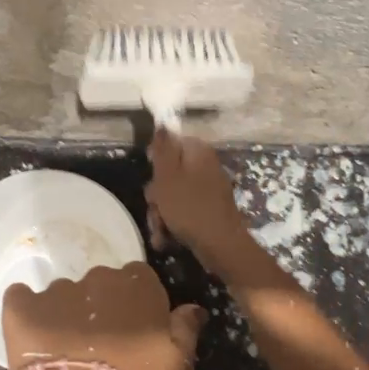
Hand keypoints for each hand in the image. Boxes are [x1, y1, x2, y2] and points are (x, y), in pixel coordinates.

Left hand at [2, 263, 204, 369]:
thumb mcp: (180, 367)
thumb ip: (185, 330)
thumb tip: (192, 308)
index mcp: (138, 286)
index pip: (140, 280)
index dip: (137, 308)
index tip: (135, 335)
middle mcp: (97, 279)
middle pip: (100, 286)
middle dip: (100, 310)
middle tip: (102, 350)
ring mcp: (56, 292)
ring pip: (62, 296)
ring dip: (65, 316)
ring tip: (65, 357)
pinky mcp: (21, 310)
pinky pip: (21, 299)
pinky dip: (25, 313)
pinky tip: (31, 339)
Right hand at [147, 130, 272, 284]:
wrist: (220, 246)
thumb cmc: (189, 208)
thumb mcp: (168, 177)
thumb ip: (163, 149)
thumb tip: (163, 123)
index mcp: (198, 152)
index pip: (172, 142)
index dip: (156, 158)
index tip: (148, 173)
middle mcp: (205, 166)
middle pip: (170, 171)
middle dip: (157, 193)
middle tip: (154, 206)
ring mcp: (208, 189)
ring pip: (173, 194)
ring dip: (161, 212)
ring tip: (159, 229)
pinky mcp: (208, 209)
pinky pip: (183, 209)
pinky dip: (173, 222)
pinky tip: (165, 238)